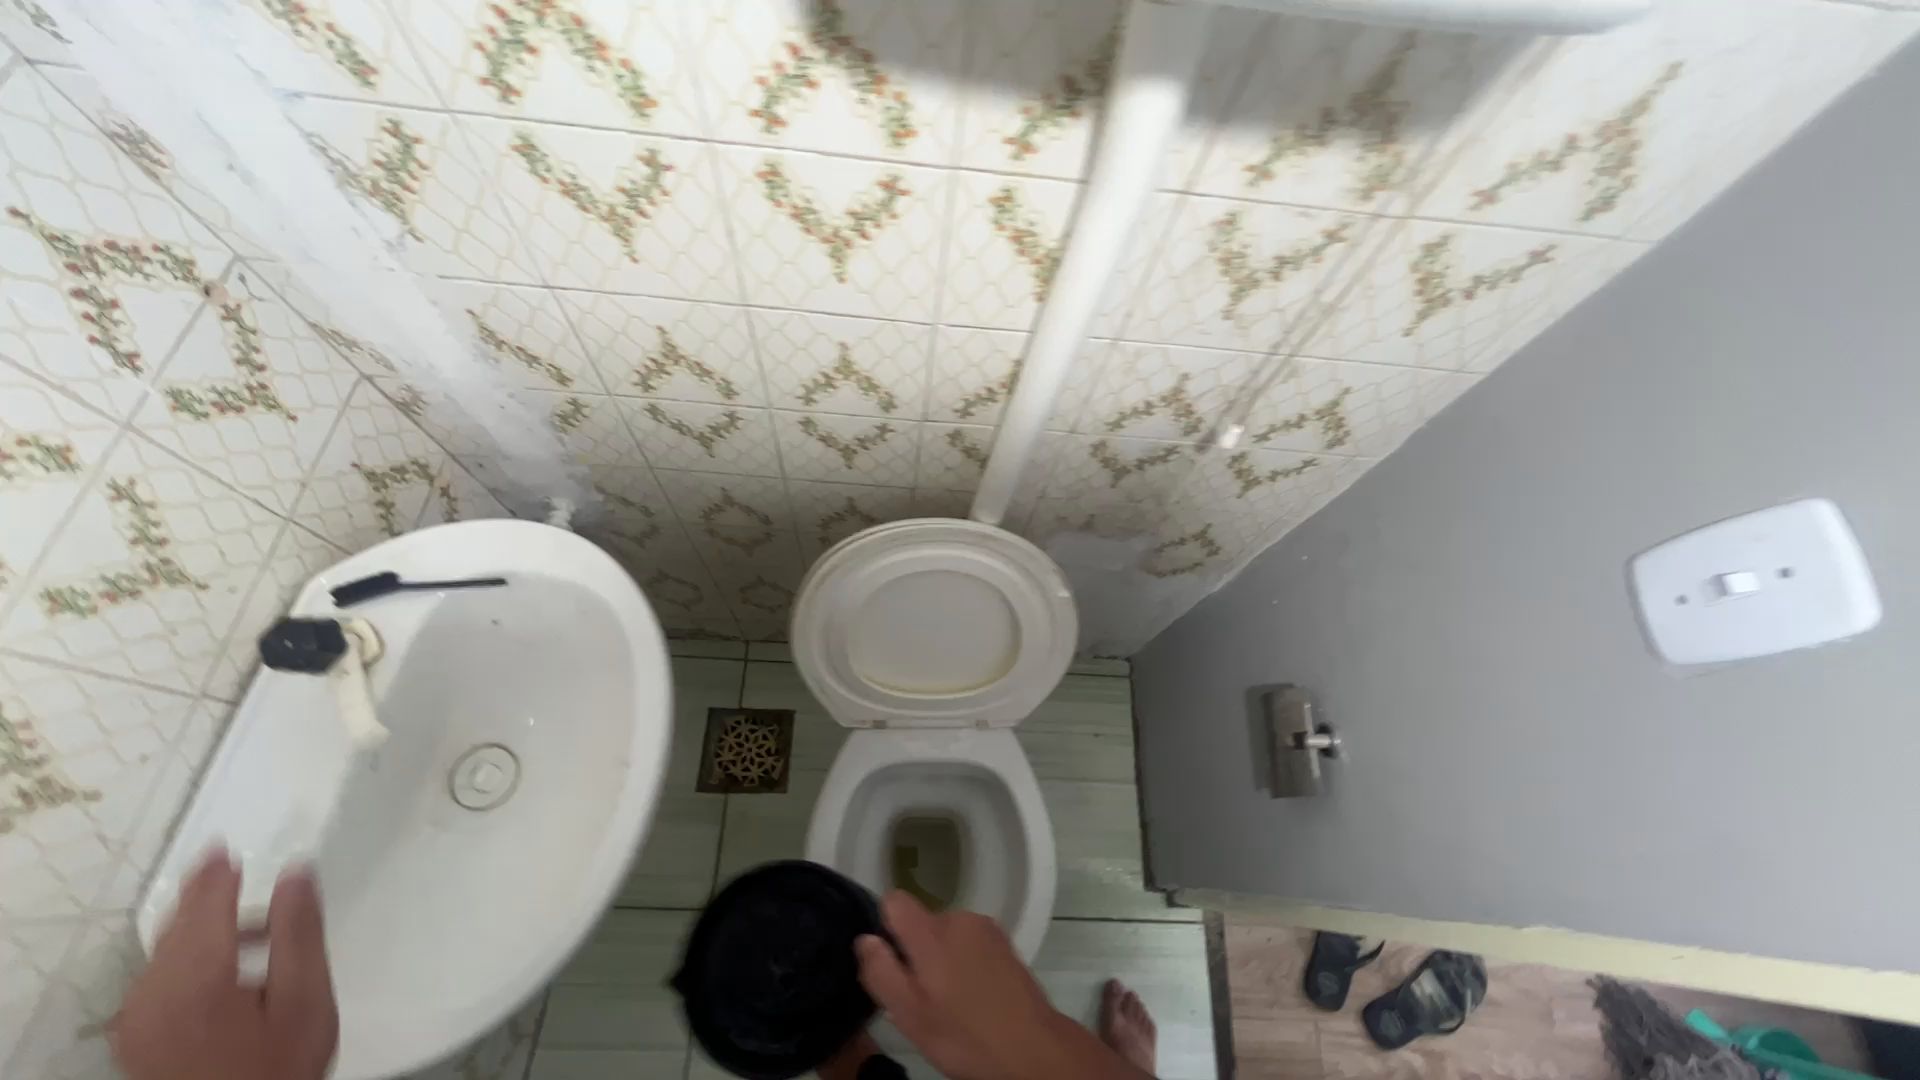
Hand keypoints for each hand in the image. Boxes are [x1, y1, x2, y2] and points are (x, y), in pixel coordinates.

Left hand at [112, 848, 338, 1079]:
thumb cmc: (280, 1060)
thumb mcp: (306, 995)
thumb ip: (299, 930)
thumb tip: (298, 872)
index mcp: (195, 980)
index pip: (202, 909)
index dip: (216, 874)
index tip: (223, 845)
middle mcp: (151, 997)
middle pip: (174, 930)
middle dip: (204, 896)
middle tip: (229, 865)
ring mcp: (138, 1021)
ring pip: (164, 953)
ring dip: (199, 925)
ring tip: (247, 916)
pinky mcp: (138, 1038)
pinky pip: (158, 977)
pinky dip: (186, 953)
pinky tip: (223, 959)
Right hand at [855, 892, 1149, 1079]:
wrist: (1030, 1046)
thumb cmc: (963, 1034)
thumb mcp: (909, 1014)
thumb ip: (880, 971)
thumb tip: (865, 938)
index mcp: (930, 932)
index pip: (895, 900)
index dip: (887, 927)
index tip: (893, 961)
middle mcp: (958, 918)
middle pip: (922, 922)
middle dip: (917, 951)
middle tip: (924, 996)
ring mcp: (985, 927)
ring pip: (947, 933)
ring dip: (943, 957)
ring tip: (953, 1001)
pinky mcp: (1004, 940)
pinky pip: (970, 941)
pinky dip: (966, 961)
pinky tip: (975, 995)